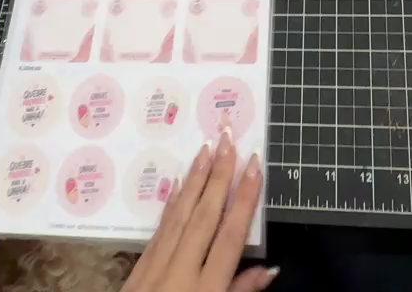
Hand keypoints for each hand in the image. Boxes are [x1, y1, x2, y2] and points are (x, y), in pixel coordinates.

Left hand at [122, 127, 277, 291]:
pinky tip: (179, 181)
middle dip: (219, 173)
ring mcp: (156, 267)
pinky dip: (173, 202)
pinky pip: (160, 228)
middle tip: (227, 135)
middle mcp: (181, 272)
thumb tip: (271, 268)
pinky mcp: (139, 268)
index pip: (230, 236)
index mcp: (205, 289)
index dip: (245, 198)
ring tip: (207, 145)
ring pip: (181, 214)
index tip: (255, 162)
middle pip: (205, 215)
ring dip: (196, 178)